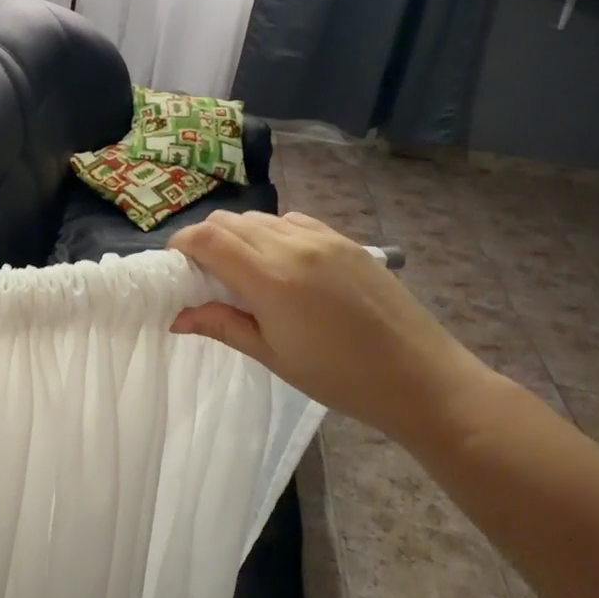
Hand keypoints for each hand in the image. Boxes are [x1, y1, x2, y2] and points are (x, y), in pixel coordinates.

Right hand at [168, 211, 498, 445]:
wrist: (422, 379)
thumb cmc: (340, 377)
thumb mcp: (273, 356)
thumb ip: (222, 325)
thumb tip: (177, 317)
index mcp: (270, 278)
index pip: (207, 238)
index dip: (182, 245)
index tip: (176, 266)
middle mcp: (292, 246)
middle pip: (229, 221)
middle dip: (206, 239)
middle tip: (204, 272)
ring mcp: (323, 238)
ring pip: (260, 218)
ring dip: (238, 234)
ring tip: (243, 269)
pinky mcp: (346, 240)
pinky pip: (293, 221)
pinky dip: (272, 233)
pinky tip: (281, 262)